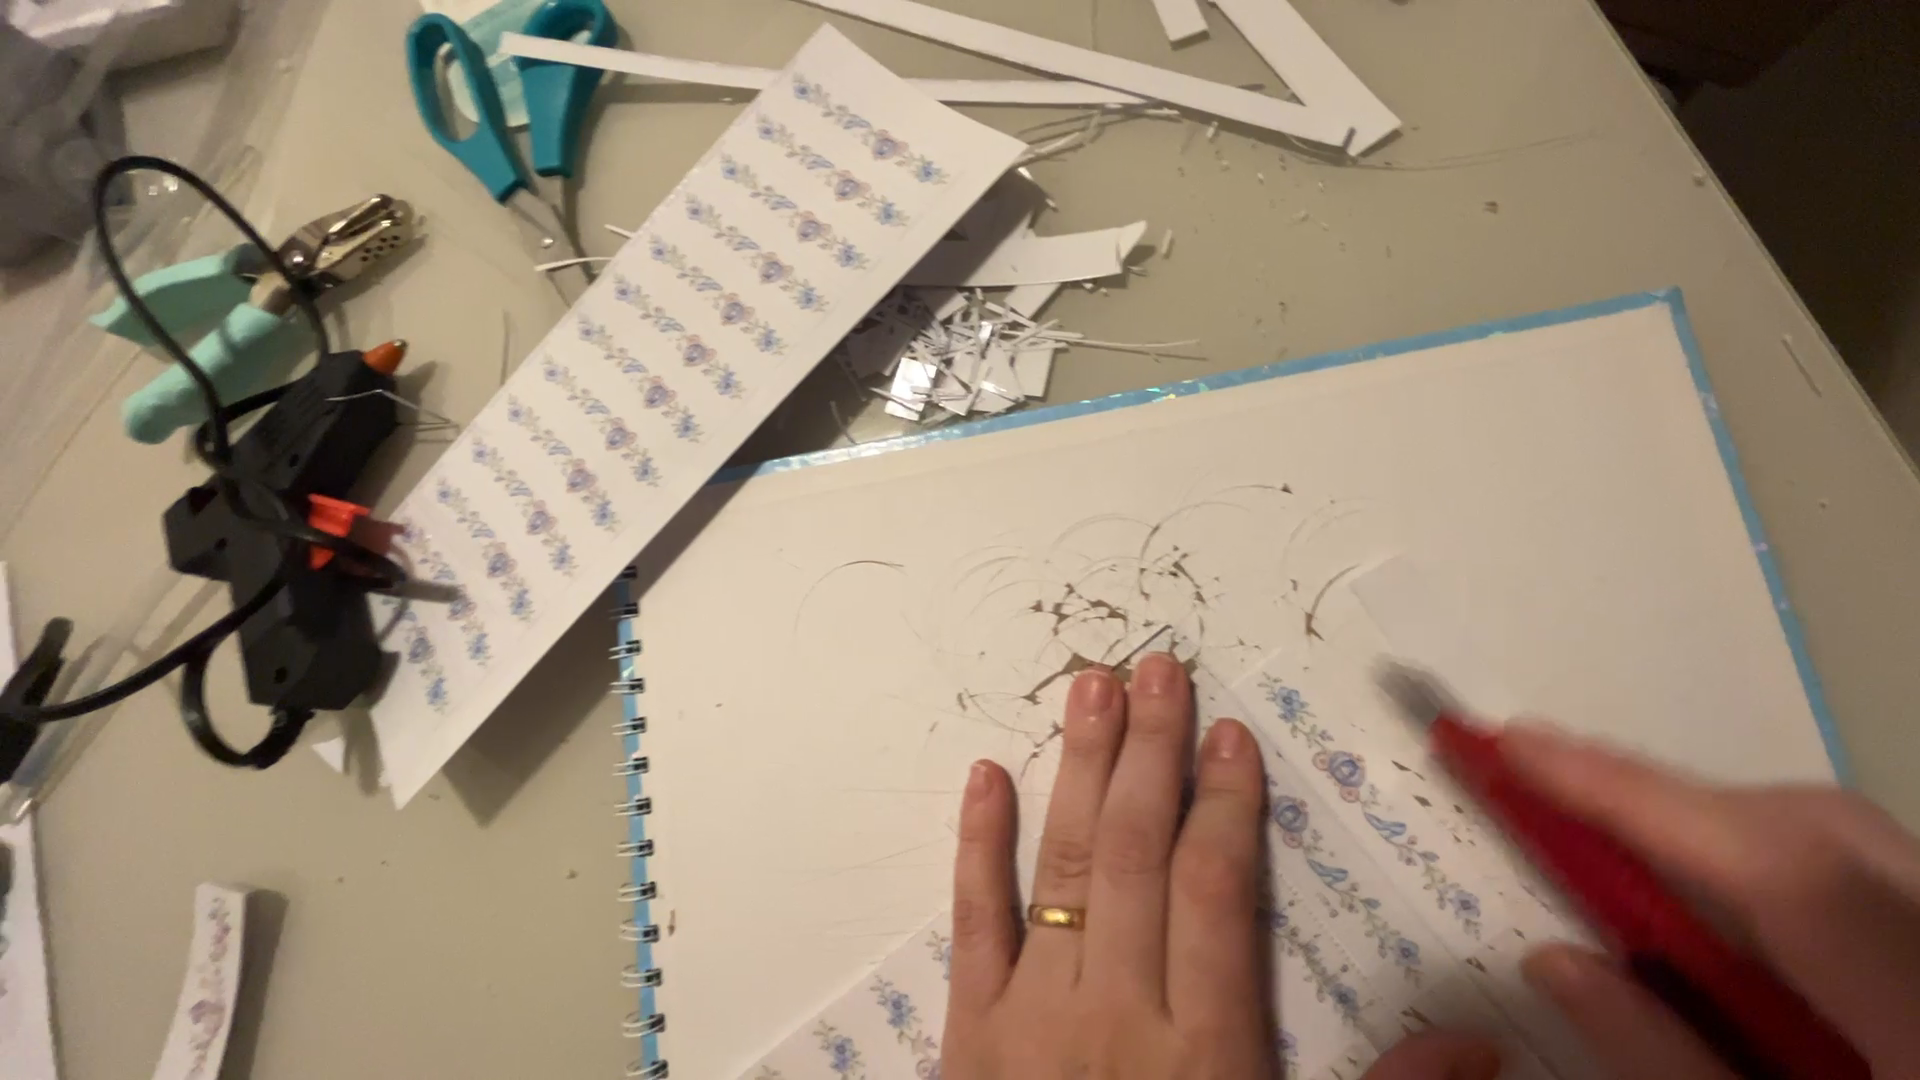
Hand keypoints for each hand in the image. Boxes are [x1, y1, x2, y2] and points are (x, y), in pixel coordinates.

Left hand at [941, 653, 1502, 1079]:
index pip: (1216, 893)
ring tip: (1088, 688)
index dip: (1227, 806)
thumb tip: (1484, 1039)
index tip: (1231, 733)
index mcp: (1203, 1047)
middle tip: (1154, 667)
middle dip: (1149, 750)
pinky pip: (973, 918)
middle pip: (1135, 851)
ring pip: (1063, 864)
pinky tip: (985, 772)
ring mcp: (1032, 1008)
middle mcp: (1115, 1006)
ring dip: (1077, 767)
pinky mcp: (970, 1023)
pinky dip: (977, 841)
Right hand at [1504, 724, 1919, 1077]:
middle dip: (1666, 801)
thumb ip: (1672, 1065)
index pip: (1775, 870)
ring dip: (1711, 832)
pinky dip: (1768, 870)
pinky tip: (1718, 909)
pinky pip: (1867, 879)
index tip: (1514, 746)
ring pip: (1844, 844)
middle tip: (1545, 792)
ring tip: (1611, 846)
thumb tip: (1553, 959)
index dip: (1631, 794)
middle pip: (1816, 829)